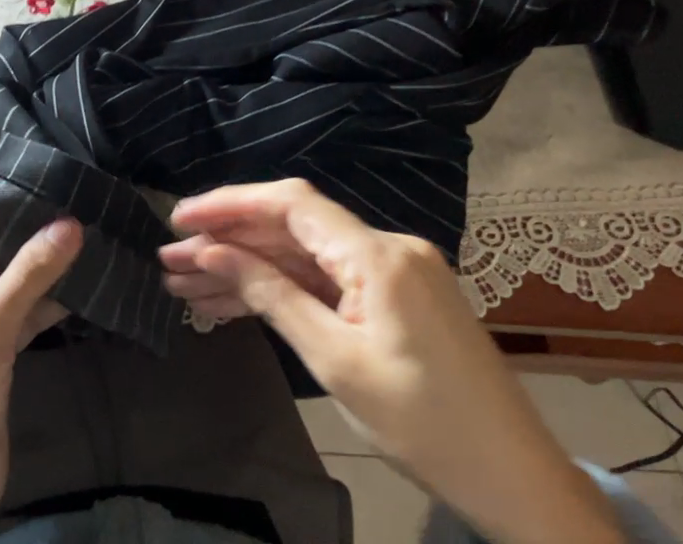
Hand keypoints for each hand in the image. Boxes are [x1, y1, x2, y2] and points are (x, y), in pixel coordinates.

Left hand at [0, 219, 81, 543]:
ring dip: (47, 276)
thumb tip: (69, 224)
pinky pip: (24, 318)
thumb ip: (28, 276)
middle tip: (83, 213)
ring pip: (14, 290)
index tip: (55, 193)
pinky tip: (84, 290)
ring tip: (93, 244)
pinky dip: (49, 306)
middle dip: (36, 246)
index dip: (11, 218)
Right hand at [163, 180, 621, 543]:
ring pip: (303, 257)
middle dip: (227, 243)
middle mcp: (387, 249)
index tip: (179, 221)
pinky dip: (281, 291)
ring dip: (246, 269)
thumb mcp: (333, 358)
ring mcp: (393, 274)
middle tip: (168, 262)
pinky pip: (326, 282)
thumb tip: (210, 252)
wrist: (514, 479)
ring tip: (185, 286)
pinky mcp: (395, 300)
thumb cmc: (421, 422)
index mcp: (378, 255)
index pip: (290, 203)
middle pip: (291, 230)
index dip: (228, 204)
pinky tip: (232, 304)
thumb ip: (270, 294)